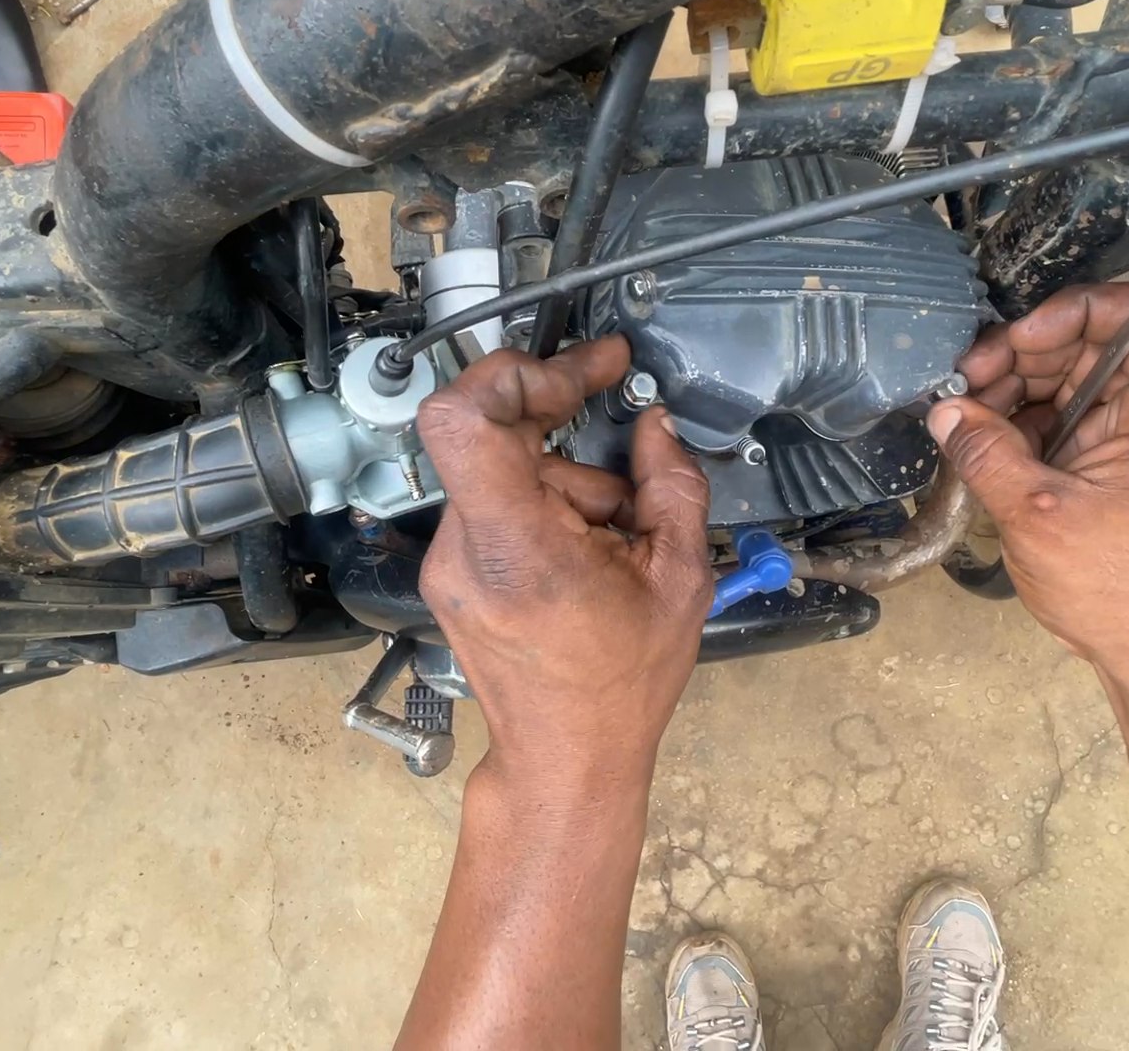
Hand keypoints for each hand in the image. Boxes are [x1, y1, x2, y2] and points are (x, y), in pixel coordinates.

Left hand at [416, 337, 711, 795]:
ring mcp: (449, 560)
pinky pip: (499, 502)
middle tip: (628, 479)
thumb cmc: (620, 688)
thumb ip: (673, 487)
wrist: (565, 756)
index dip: (518, 372)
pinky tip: (583, 556)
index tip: (582, 371)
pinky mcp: (452, 568)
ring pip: (508, 471)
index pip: (463, 420)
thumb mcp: (680, 582)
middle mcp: (464, 549)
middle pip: (502, 437)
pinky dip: (548, 509)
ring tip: (614, 548)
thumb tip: (656, 428)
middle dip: (575, 447)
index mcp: (517, 549)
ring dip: (571, 488)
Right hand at [928, 283, 1128, 671]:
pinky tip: (978, 438)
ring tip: (961, 414)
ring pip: (1070, 384)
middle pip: (1095, 345)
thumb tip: (942, 411)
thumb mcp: (1041, 516)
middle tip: (962, 383)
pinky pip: (1060, 425)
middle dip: (1024, 355)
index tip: (1016, 343)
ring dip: (1012, 390)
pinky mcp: (1107, 471)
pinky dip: (1018, 425)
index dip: (1080, 310)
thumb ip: (987, 454)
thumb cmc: (1124, 590)